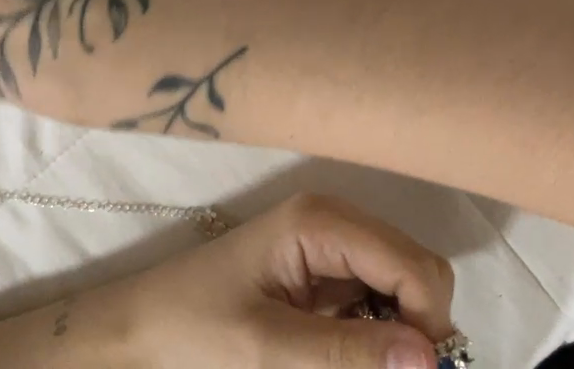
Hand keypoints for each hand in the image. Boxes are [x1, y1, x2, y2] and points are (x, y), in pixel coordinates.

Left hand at [117, 193, 455, 368]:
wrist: (144, 325)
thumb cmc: (195, 327)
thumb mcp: (267, 349)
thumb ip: (348, 353)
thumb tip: (429, 361)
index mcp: (321, 222)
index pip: (413, 265)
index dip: (428, 323)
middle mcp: (334, 220)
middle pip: (415, 269)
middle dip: (419, 325)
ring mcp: (331, 244)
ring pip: (402, 285)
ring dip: (399, 331)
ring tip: (362, 364)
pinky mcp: (325, 271)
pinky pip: (376, 298)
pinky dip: (377, 332)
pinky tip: (348, 354)